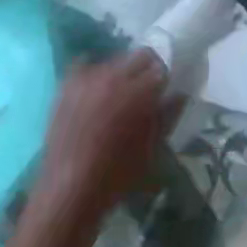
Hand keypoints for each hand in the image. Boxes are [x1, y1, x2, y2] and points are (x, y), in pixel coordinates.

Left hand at [37, 49, 172, 218]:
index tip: (168, 87)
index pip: (163, 67)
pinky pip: (85, 66)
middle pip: (140, 56)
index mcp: (140, 90)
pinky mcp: (66, 87)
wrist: (69, 190)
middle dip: (148, 68)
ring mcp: (87, 79)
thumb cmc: (118, 172)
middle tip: (149, 88)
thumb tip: (179, 94)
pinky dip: (96, 73)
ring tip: (121, 92)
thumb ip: (169, 114)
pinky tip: (97, 88)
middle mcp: (114, 76)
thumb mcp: (153, 146)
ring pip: (114, 61)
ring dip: (123, 72)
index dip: (167, 77)